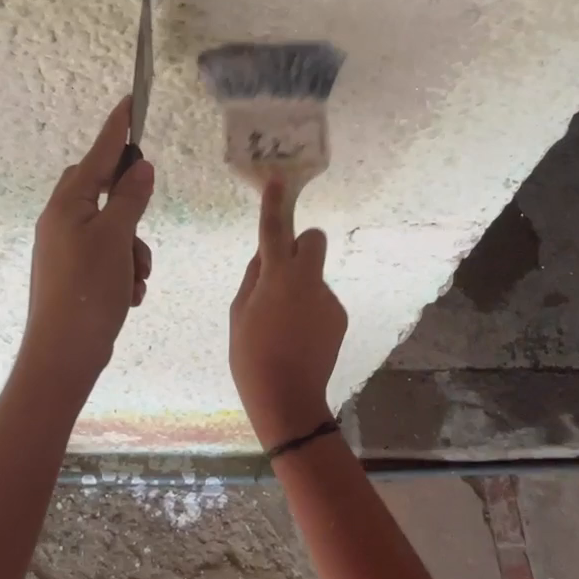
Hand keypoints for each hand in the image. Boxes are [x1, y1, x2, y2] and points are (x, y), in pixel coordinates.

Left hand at [24, 96, 154, 381]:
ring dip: (132, 249)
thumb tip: (140, 166)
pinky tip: (129, 293)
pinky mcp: (74, 274)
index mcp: (67, 205)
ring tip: (136, 278)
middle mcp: (61, 221)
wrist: (63, 354)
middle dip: (132, 211)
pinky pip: (107, 256)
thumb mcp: (116, 239)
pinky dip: (124, 269)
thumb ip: (130, 198)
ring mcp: (66, 248)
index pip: (97, 156)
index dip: (117, 129)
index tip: (130, 101)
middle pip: (104, 193)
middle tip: (140, 229)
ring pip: (112, 229)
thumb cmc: (88, 290)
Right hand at [229, 180, 347, 448]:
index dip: (274, 203)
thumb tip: (265, 257)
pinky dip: (310, 309)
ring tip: (284, 323)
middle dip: (301, 244)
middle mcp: (309, 279)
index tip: (277, 180)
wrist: (287, 397)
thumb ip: (253, 278)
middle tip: (281, 270)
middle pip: (314, 240)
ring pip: (314, 275)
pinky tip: (299, 336)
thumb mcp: (239, 313)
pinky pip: (320, 299)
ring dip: (300, 285)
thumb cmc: (251, 355)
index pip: (275, 229)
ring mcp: (328, 298)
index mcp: (278, 275)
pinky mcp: (339, 316)